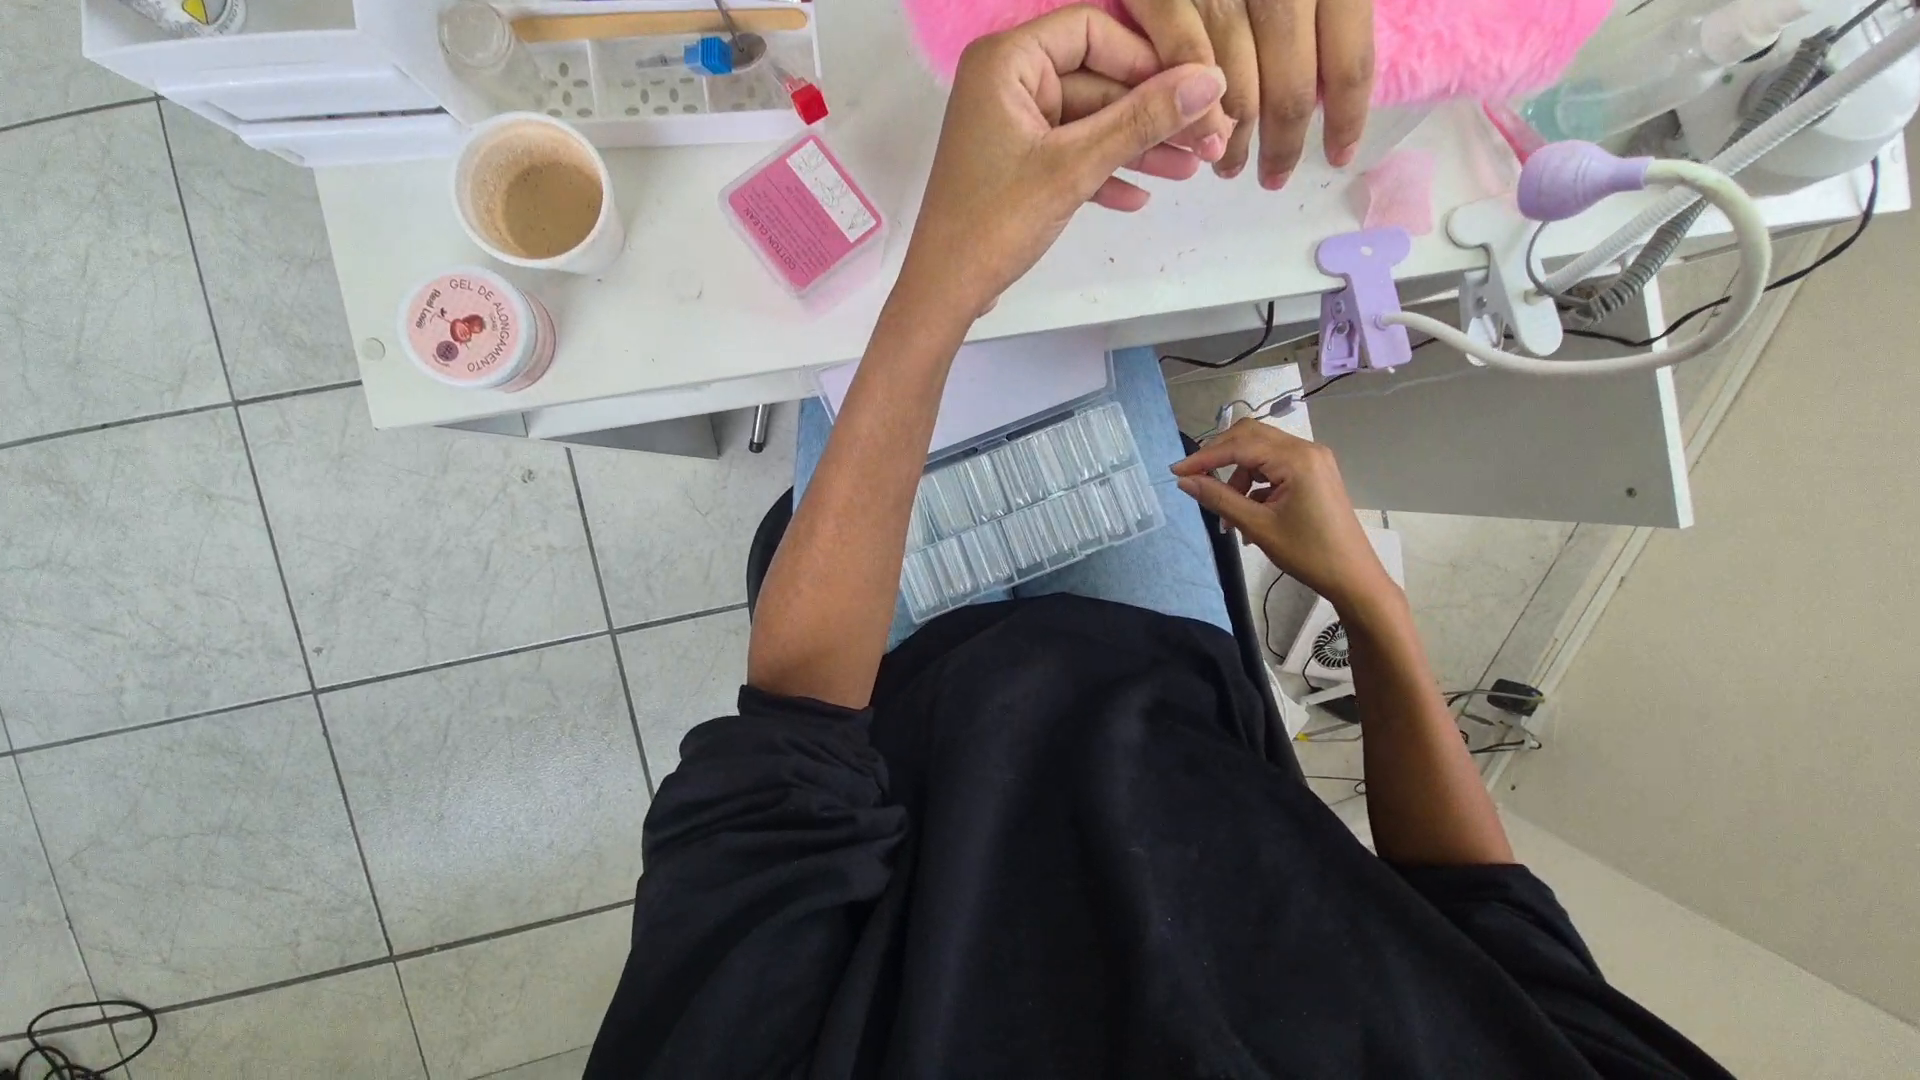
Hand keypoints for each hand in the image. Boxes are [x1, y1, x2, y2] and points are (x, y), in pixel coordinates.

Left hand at [899, 7, 1226, 317]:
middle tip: (1207, 137)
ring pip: (1088, 124)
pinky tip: (1140, 197)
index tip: (1193, 89)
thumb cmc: (994, 224)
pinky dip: (1103, 174)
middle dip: (1152, 114)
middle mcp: (1007, 84)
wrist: (946, 290)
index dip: (1147, 59)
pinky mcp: (1017, 166)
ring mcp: (1012, 127)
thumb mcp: (1073, 168)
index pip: (1092, 32)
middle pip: (1097, 81)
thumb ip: (1140, 121)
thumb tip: (1208, 82)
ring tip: (1190, 170)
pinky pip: (1070, 156)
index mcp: (1007, 63)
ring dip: (1137, 148)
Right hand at [1122, 0, 1374, 187]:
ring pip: (1234, 88)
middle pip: (1291, 88)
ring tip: (1228, 164)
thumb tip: (1345, 62)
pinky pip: (1182, 58)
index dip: (1346, 119)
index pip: (1349, 61)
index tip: (1338, 157)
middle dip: (1282, 145)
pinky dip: (1187, 105)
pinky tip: (1194, 135)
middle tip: (1273, 176)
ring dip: (1232, 141)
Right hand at [1170, 419, 1393, 610]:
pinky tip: (1245, 511)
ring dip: (1236, 474)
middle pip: (1250, 436)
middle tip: (1194, 480)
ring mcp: (1313, 460)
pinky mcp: (1313, 472)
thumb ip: (1219, 498)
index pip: (1239, 446)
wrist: (1352, 576)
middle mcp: (1306, 450)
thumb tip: (1185, 481)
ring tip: (1226, 513)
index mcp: (1296, 459)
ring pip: (1260, 452)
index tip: (1176, 472)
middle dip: (1219, 457)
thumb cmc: (1307, 553)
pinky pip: (1274, 466)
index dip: (1204, 457)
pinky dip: (1254, 483)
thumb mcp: (1257, 526)